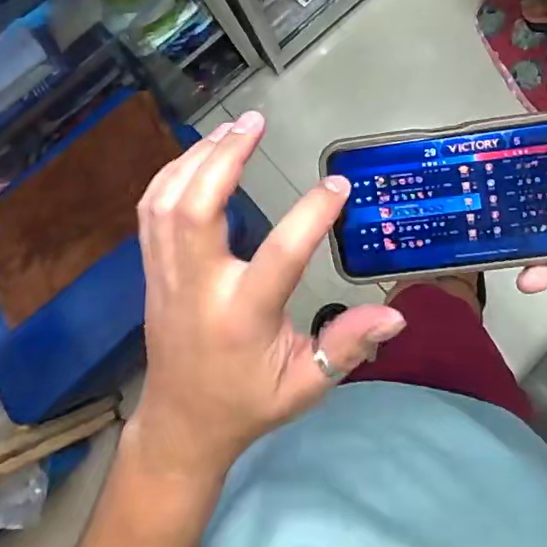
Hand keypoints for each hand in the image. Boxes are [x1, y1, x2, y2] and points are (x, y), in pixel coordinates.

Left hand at [130, 110, 405, 477]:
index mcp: (242, 316)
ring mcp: (168, 275)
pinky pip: (151, 210)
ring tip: (231, 129)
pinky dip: (172, 174)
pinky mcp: (153, 270)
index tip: (338, 185)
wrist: (181, 423)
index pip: (280, 255)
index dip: (310, 214)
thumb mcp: (305, 386)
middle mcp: (198, 287)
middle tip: (254, 122)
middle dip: (224, 158)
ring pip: (166, 202)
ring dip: (196, 157)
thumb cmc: (248, 402)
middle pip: (195, 209)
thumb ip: (346, 346)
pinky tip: (198, 155)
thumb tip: (395, 315)